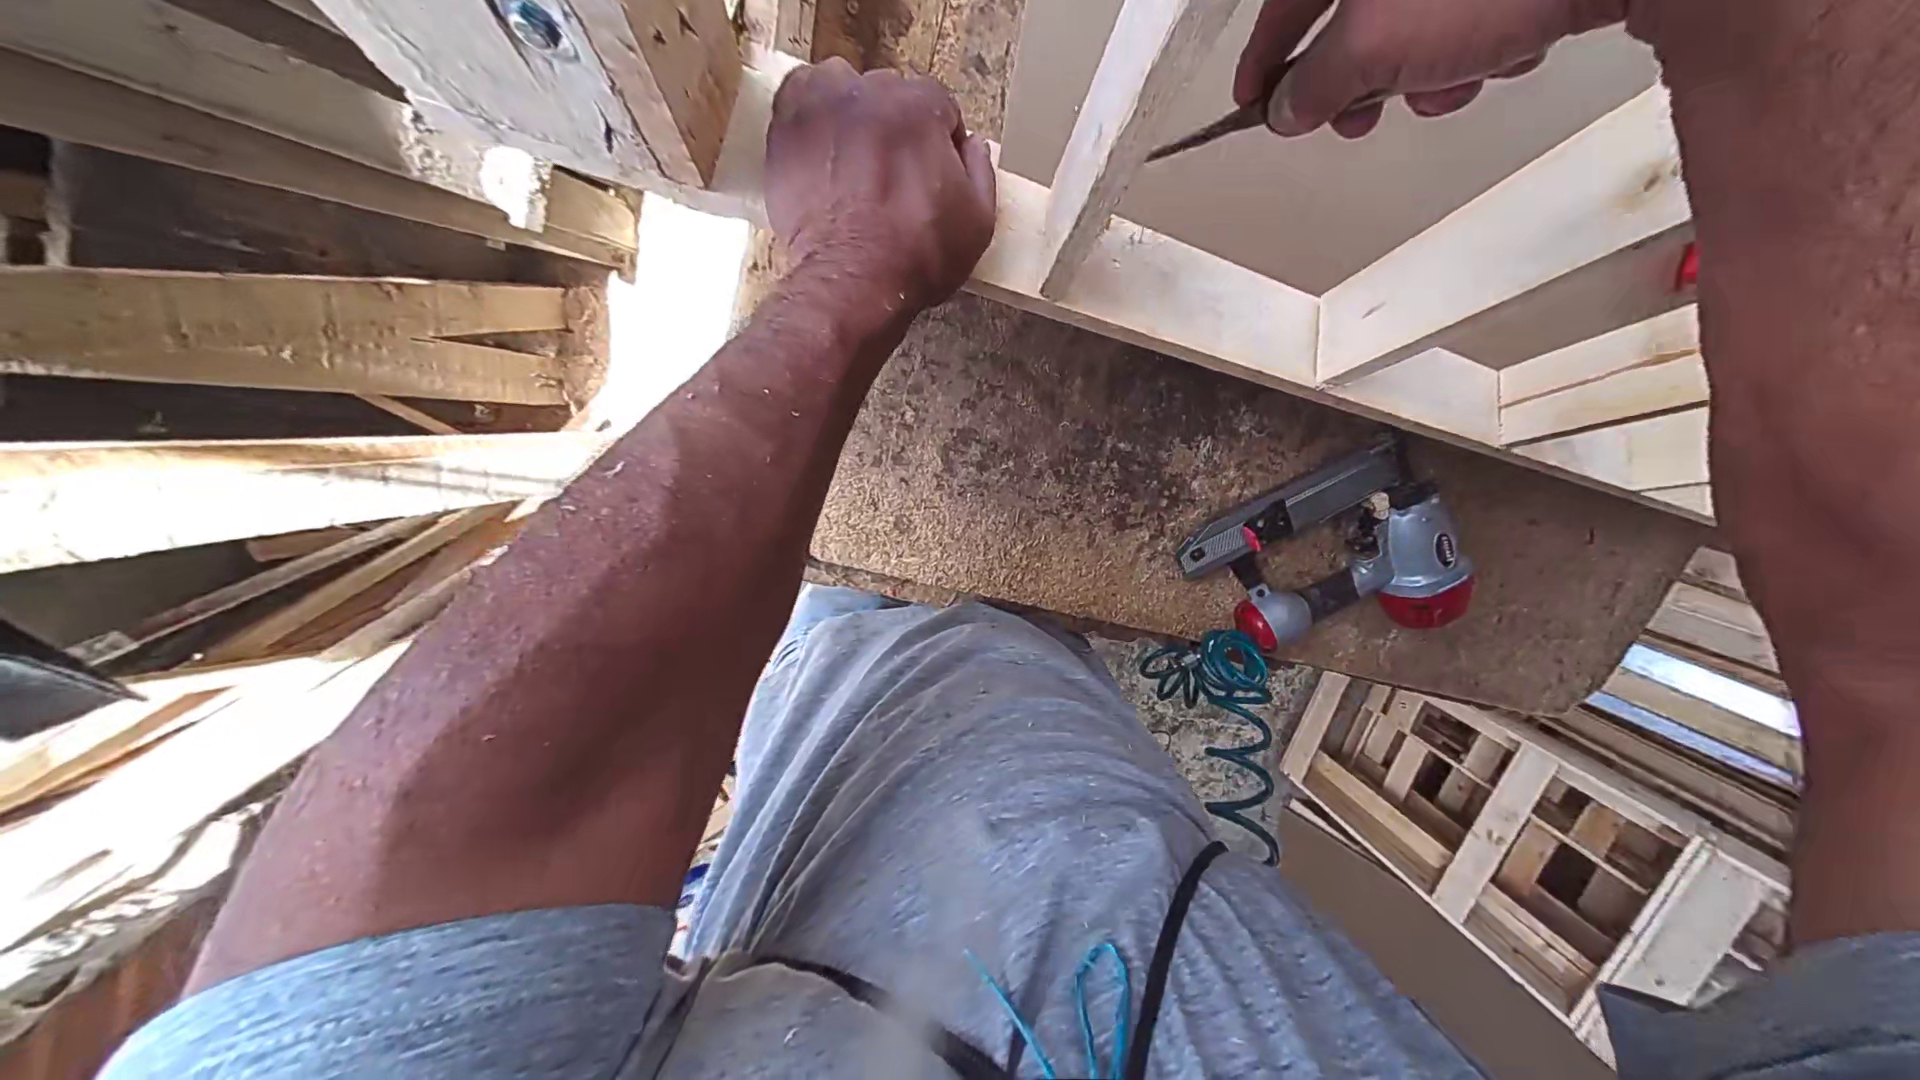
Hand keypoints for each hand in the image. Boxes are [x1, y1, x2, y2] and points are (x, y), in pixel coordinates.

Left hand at [765, 59, 996, 310]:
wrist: (853, 283)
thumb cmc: (916, 259)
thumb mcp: (977, 225)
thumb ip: (981, 172)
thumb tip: (973, 144)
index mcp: (923, 109)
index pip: (938, 108)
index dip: (939, 145)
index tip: (931, 175)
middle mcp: (873, 92)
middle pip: (890, 99)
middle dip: (895, 134)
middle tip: (891, 182)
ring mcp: (825, 105)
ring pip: (845, 93)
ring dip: (853, 120)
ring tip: (854, 169)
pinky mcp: (788, 125)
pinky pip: (800, 98)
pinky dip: (812, 119)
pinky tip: (822, 156)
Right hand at [1233, 0, 1636, 138]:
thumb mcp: (1369, 45)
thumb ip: (1312, 84)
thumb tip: (1288, 108)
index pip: (1285, 4)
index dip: (1261, 61)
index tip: (1251, 103)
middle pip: (1353, 19)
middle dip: (1355, 79)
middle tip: (1354, 117)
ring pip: (1416, 24)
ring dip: (1422, 73)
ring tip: (1447, 85)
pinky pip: (1473, 12)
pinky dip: (1479, 47)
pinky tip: (1502, 52)